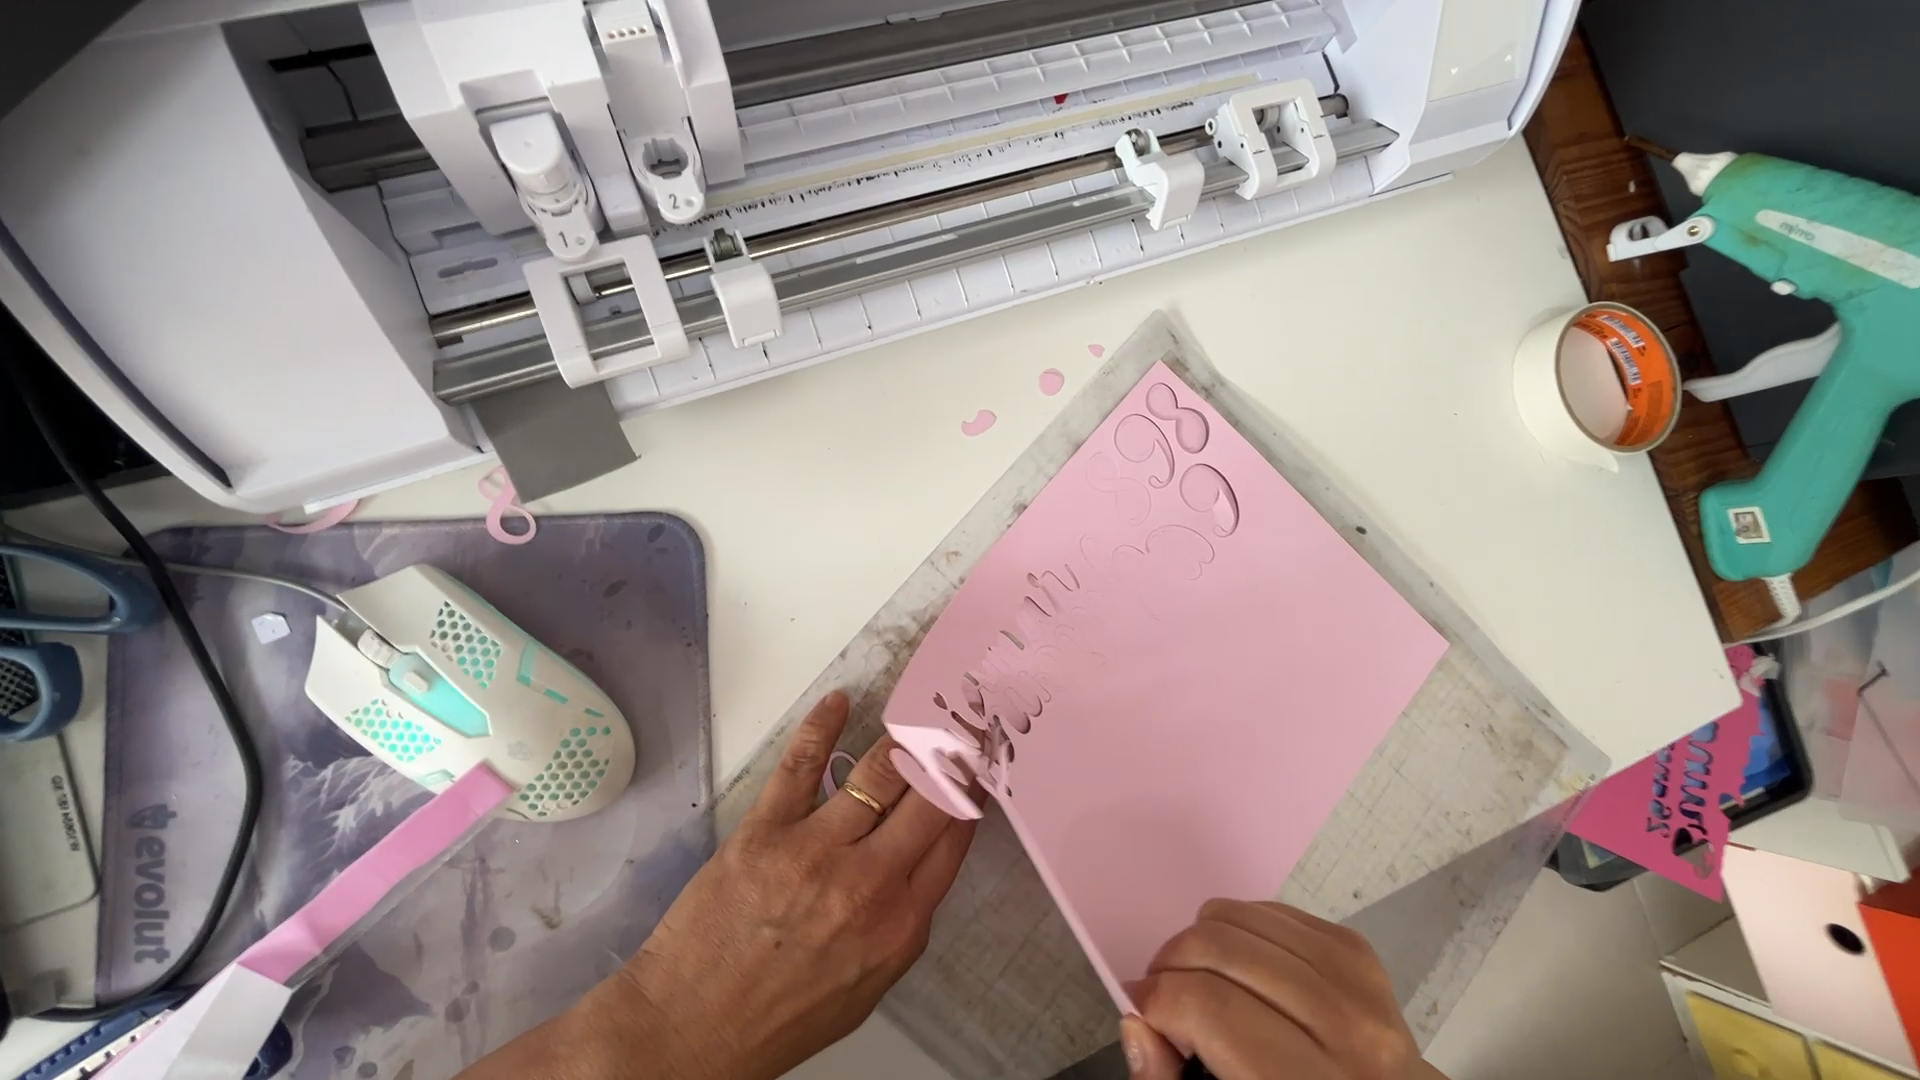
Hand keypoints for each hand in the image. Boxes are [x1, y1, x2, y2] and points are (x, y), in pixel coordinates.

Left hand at [467, 691, 977, 1079]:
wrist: (692, 1032)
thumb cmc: (786, 1014)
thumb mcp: (870, 982)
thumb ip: (905, 919)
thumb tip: (925, 857)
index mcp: (900, 923)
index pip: (953, 835)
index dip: (969, 791)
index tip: (976, 763)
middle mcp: (868, 881)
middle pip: (928, 796)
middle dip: (950, 753)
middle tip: (958, 723)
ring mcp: (815, 850)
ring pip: (878, 771)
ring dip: (902, 737)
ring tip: (915, 712)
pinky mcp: (765, 829)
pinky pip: (802, 762)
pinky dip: (823, 724)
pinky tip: (839, 700)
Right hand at [1121, 900, 1446, 1079]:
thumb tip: (1137, 1021)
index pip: (1211, 1006)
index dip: (1158, 1002)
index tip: (1143, 1015)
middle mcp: (1351, 1032)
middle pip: (1220, 949)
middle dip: (1170, 966)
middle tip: (1162, 997)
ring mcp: (1360, 982)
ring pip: (1237, 918)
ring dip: (1198, 942)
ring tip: (1198, 980)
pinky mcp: (1357, 950)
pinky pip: (1266, 910)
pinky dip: (1234, 930)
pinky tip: (1238, 969)